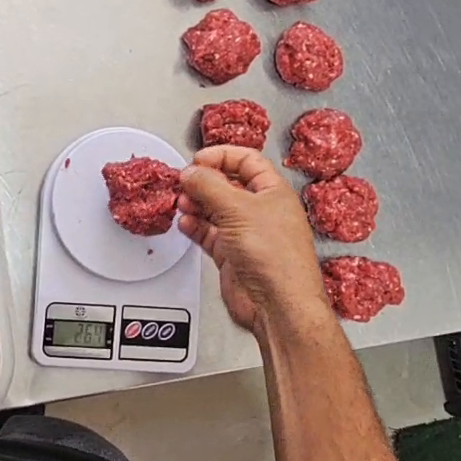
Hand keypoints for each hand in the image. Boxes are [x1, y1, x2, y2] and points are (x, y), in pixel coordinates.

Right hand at [177, 146, 328, 334]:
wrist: (278, 305)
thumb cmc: (275, 257)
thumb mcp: (238, 209)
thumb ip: (209, 186)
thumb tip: (191, 172)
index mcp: (272, 192)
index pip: (246, 161)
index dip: (221, 156)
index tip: (198, 159)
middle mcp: (260, 211)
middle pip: (227, 184)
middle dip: (203, 181)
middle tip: (184, 182)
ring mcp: (245, 233)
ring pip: (215, 209)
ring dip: (196, 203)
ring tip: (182, 202)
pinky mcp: (231, 255)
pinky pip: (208, 233)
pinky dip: (195, 226)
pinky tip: (186, 223)